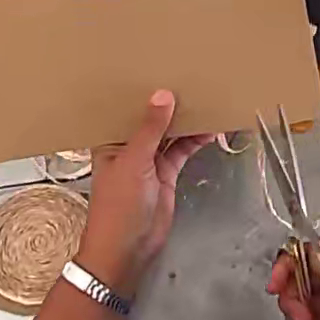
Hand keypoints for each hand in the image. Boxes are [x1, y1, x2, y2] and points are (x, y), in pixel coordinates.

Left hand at [78, 90, 213, 295]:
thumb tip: (163, 95)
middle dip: (168, 105)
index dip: (141, 92)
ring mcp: (148, 160)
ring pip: (169, 134)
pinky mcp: (166, 174)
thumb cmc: (118, 205)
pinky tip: (209, 130)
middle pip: (151, 120)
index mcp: (110, 140)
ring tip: (206, 102)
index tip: (160, 70)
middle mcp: (128, 146)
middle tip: (191, 81)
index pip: (126, 109)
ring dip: (186, 122)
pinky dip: (195, 141)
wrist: (127, 249)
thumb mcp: (133, 161)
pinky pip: (181, 151)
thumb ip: (150, 129)